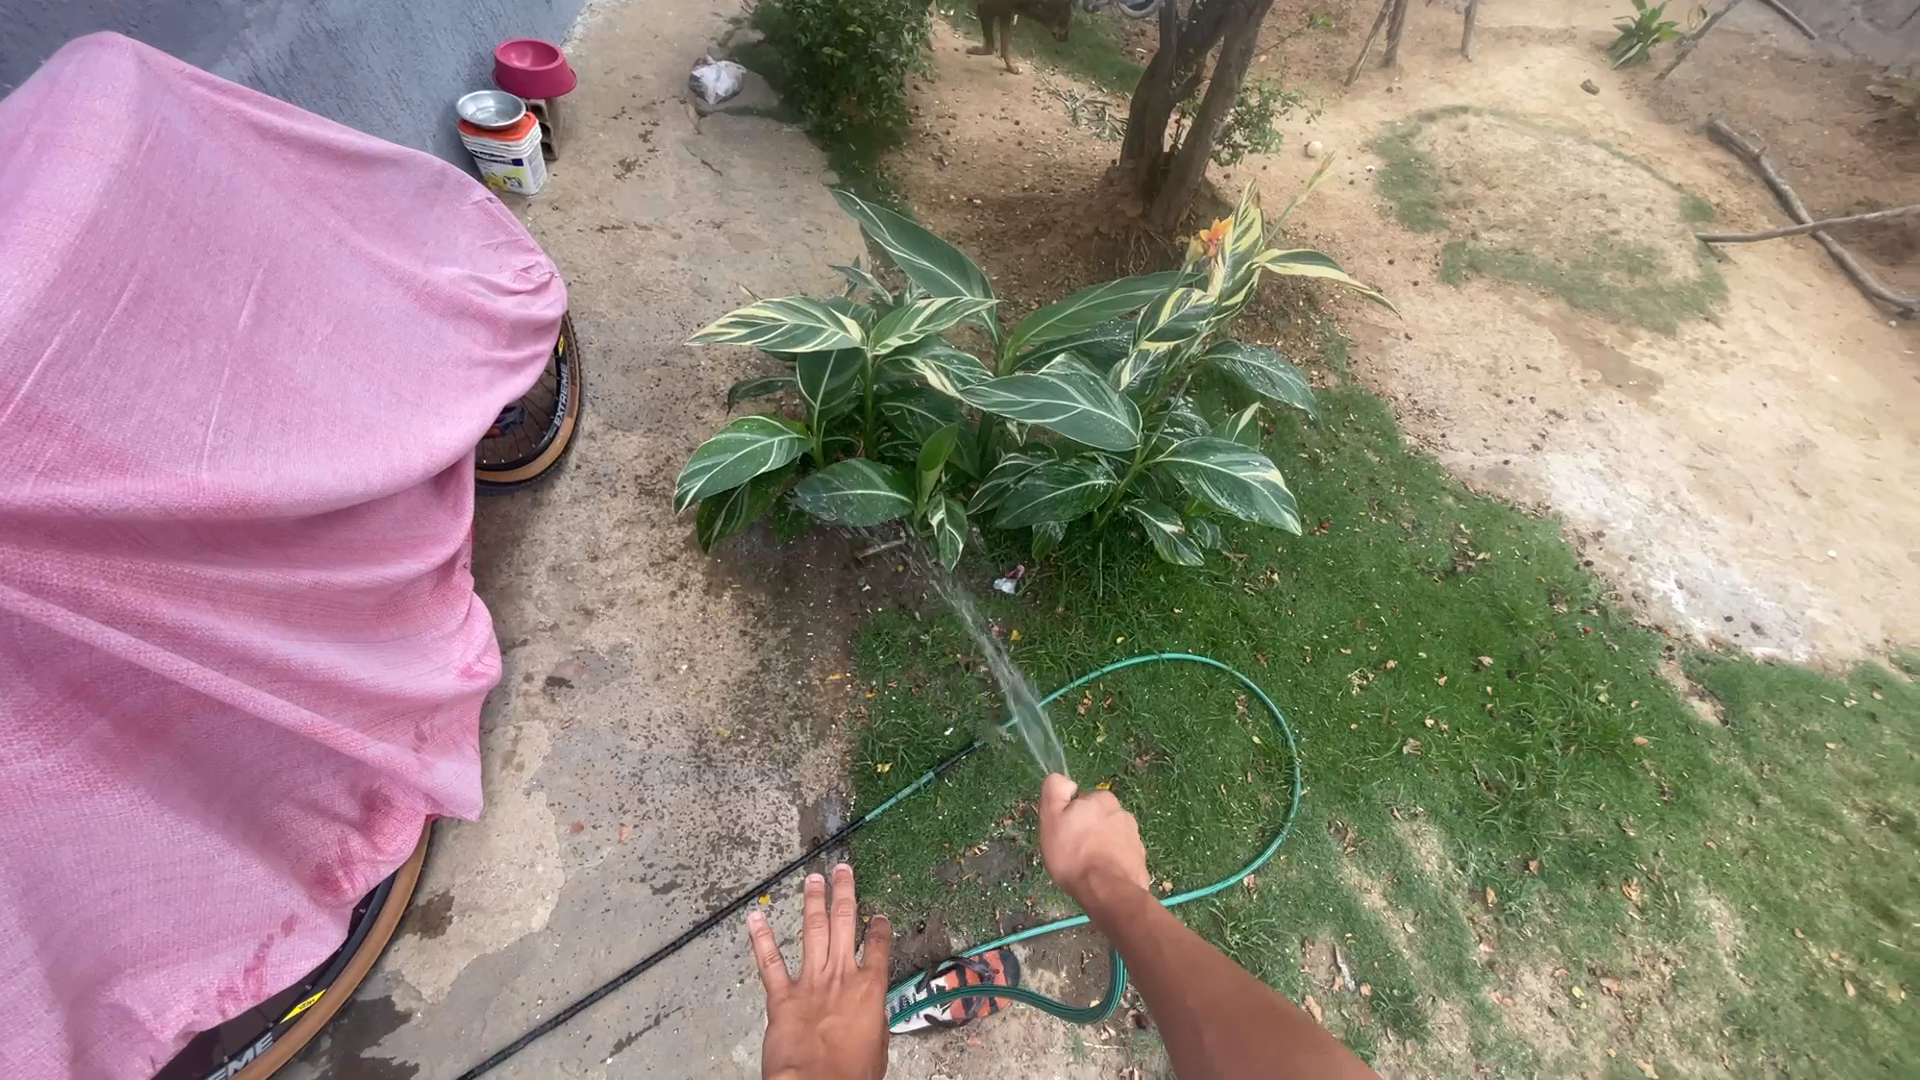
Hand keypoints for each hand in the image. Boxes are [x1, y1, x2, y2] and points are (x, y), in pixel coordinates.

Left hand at [748, 863, 891, 1079]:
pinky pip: (770, 962)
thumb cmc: (852, 1076)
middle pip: (845, 922)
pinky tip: (756, 917)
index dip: (880, 928)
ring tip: (813, 878)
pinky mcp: (783, 996)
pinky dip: (761, 938)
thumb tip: (870, 1014)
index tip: (879, 916)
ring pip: (813, 930)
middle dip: (844, 892)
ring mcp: (811, 981)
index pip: (879, 946)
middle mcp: (842, 975)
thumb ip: (873, 1020)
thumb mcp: (878, 1047)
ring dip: (813, 901)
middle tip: (842, 869)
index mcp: (870, 988)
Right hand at [1038, 774, 1149, 912]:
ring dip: (1100, 848)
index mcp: (1103, 799)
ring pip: (1109, 838)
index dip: (1070, 817)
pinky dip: (1111, 864)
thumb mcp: (1051, 816)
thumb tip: (1065, 781)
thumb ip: (1054, 789)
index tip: (1064, 833)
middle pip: (1097, 819)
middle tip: (1073, 851)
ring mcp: (1135, 838)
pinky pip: (1120, 857)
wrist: (1108, 892)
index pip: (1081, 802)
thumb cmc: (1074, 853)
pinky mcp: (1140, 861)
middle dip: (1086, 832)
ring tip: (1087, 867)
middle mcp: (1122, 813)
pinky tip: (1101, 877)